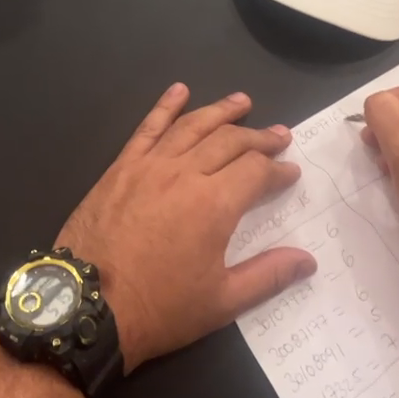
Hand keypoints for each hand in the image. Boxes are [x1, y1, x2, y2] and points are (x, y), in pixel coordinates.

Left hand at [55, 84, 317, 372]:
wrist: (90, 302)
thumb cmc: (159, 307)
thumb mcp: (222, 303)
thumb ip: (268, 276)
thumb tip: (308, 259)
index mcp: (214, 203)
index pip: (255, 171)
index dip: (277, 169)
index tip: (291, 171)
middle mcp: (185, 172)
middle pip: (229, 141)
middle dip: (258, 136)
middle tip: (279, 134)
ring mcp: (151, 164)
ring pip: (192, 125)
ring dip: (220, 111)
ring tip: (242, 101)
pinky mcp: (123, 164)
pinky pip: (149, 126)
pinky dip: (166, 105)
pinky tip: (179, 90)